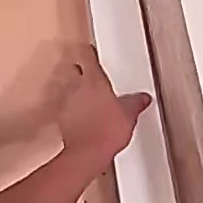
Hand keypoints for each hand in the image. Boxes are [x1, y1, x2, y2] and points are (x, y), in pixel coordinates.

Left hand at [55, 45, 151, 175]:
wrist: (88, 153)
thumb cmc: (106, 130)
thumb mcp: (129, 114)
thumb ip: (135, 102)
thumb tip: (142, 99)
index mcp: (94, 79)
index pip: (88, 56)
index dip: (89, 51)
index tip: (91, 50)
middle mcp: (77, 86)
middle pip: (73, 68)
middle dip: (79, 68)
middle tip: (88, 71)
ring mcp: (66, 101)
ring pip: (66, 85)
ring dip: (72, 88)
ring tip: (83, 94)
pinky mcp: (61, 117)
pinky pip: (63, 105)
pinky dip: (69, 107)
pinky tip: (78, 114)